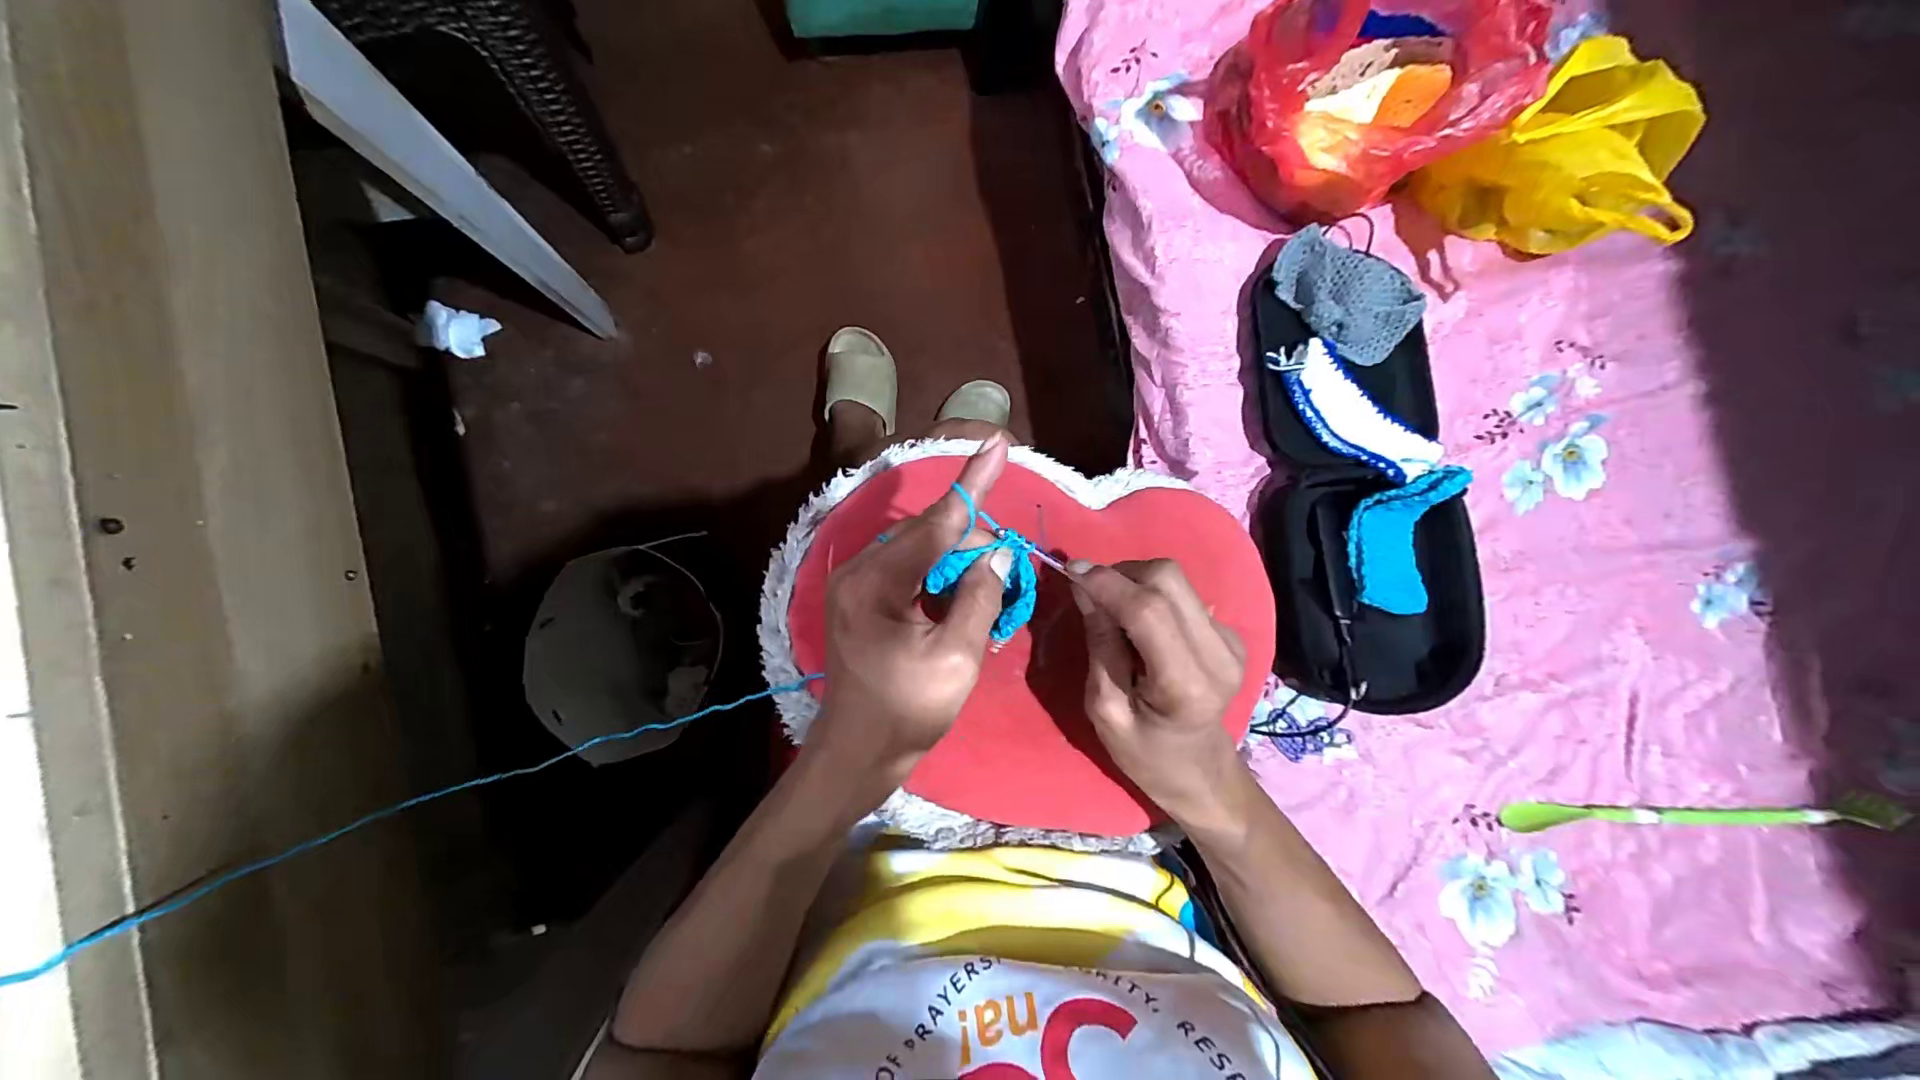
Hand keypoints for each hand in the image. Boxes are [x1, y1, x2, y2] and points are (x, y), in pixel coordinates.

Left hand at [809, 437, 1010, 791]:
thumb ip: (979, 598)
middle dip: (973, 540)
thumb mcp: (956, 658)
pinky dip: (940, 573)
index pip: (937, 522)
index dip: (973, 482)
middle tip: (1007, 572)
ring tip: (987, 588)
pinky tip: (960, 594)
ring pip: (921, 547)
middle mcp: (858, 570)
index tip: (998, 443)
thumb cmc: (907, 712)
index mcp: (876, 584)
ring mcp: (855, 581)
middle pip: (930, 532)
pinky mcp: (860, 594)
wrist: (857, 751)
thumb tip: (999, 554)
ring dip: (958, 558)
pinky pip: (909, 566)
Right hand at [1070, 559, 1252, 829]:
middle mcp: (1218, 653)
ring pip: (1175, 579)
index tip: (1070, 570)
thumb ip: (1099, 644)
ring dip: (1134, 581)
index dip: (1107, 582)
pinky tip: (1139, 625)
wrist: (1198, 770)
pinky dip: (1151, 596)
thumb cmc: (1144, 752)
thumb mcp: (1104, 709)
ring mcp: (1229, 640)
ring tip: (1112, 608)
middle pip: (1168, 579)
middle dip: (1121, 574)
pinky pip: (1182, 594)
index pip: (1148, 610)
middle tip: (1090, 591)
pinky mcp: (1229, 632)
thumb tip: (1084, 587)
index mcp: (1186, 683)